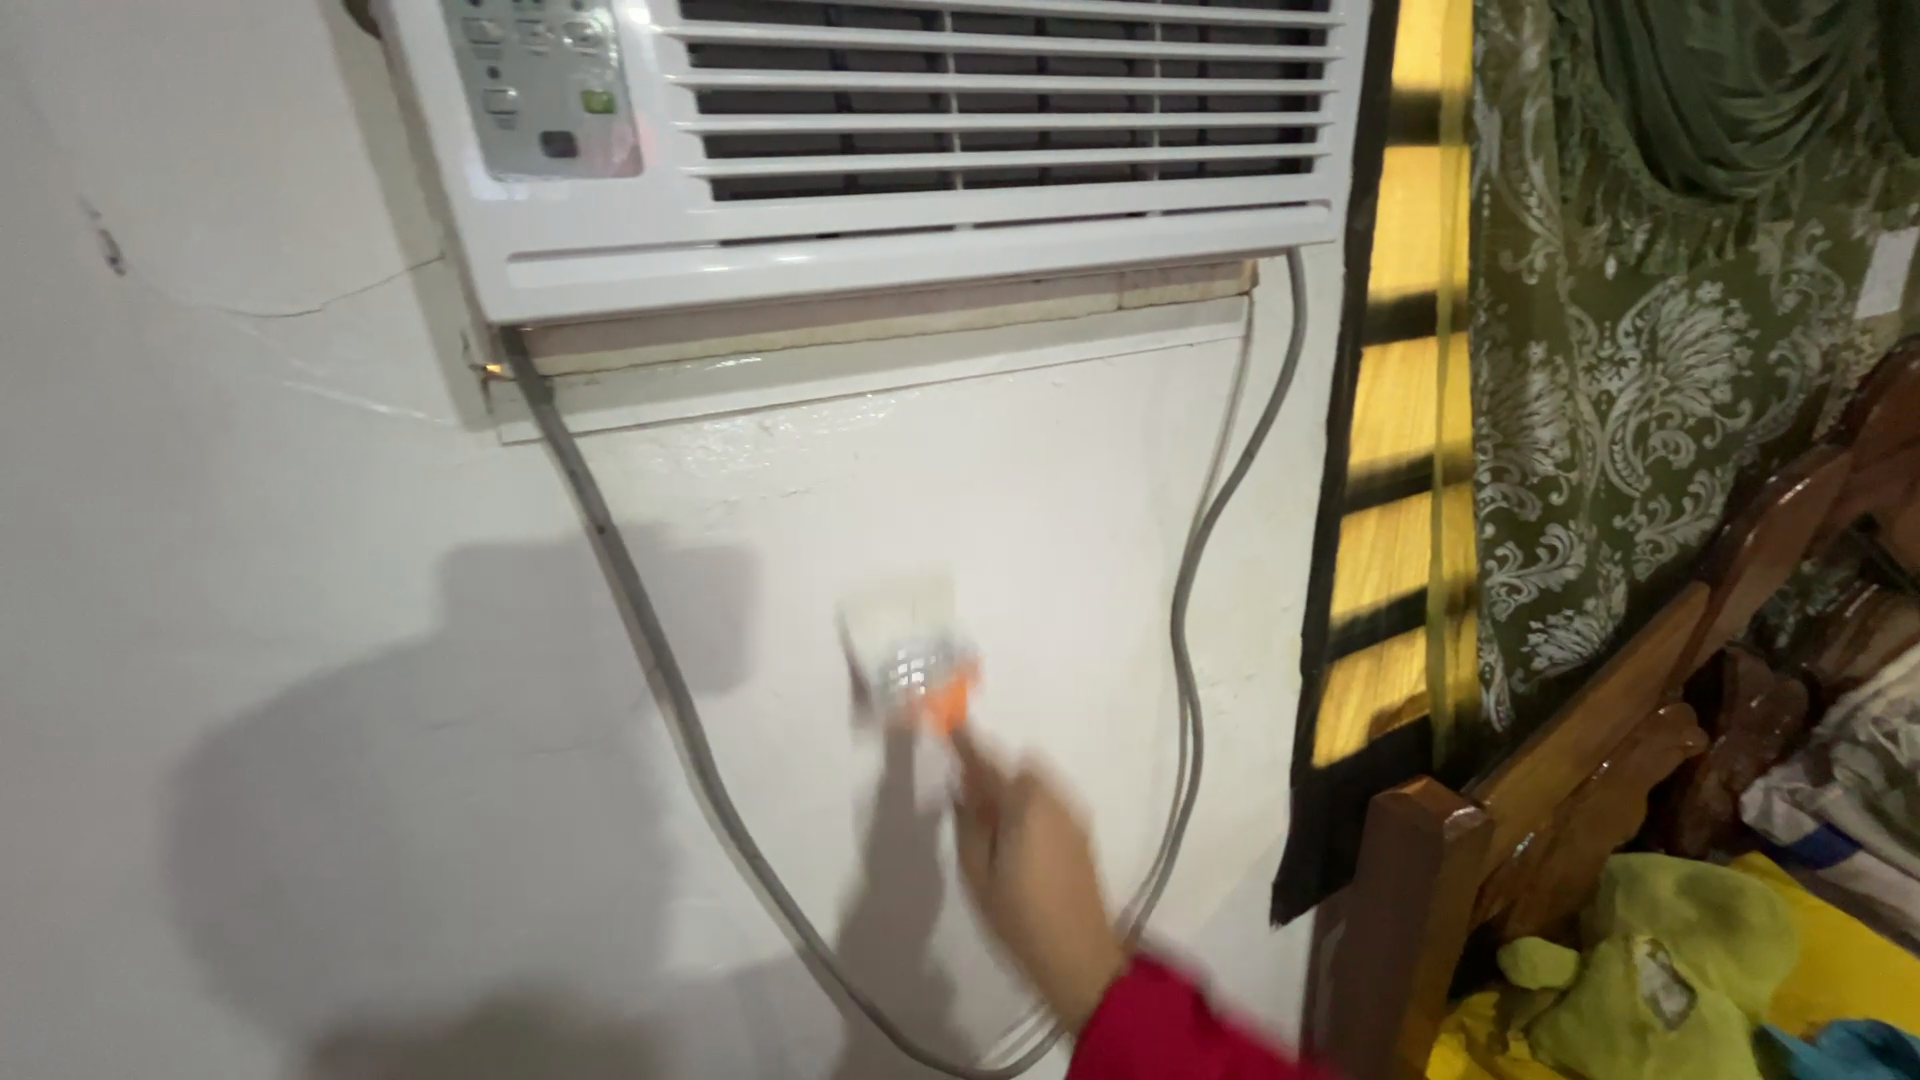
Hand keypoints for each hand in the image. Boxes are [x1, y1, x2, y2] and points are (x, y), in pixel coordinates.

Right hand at [950, 729, 1129, 1031]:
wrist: (1080, 957)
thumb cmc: (1018, 916)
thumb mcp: (976, 872)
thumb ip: (968, 822)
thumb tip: (963, 790)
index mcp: (1023, 804)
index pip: (988, 763)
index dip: (967, 744)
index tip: (951, 725)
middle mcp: (1052, 799)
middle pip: (1017, 768)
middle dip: (994, 773)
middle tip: (971, 801)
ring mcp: (1072, 815)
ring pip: (1036, 784)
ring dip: (1013, 790)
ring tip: (994, 826)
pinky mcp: (1082, 833)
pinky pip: (1049, 802)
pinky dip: (1030, 805)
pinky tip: (1019, 840)